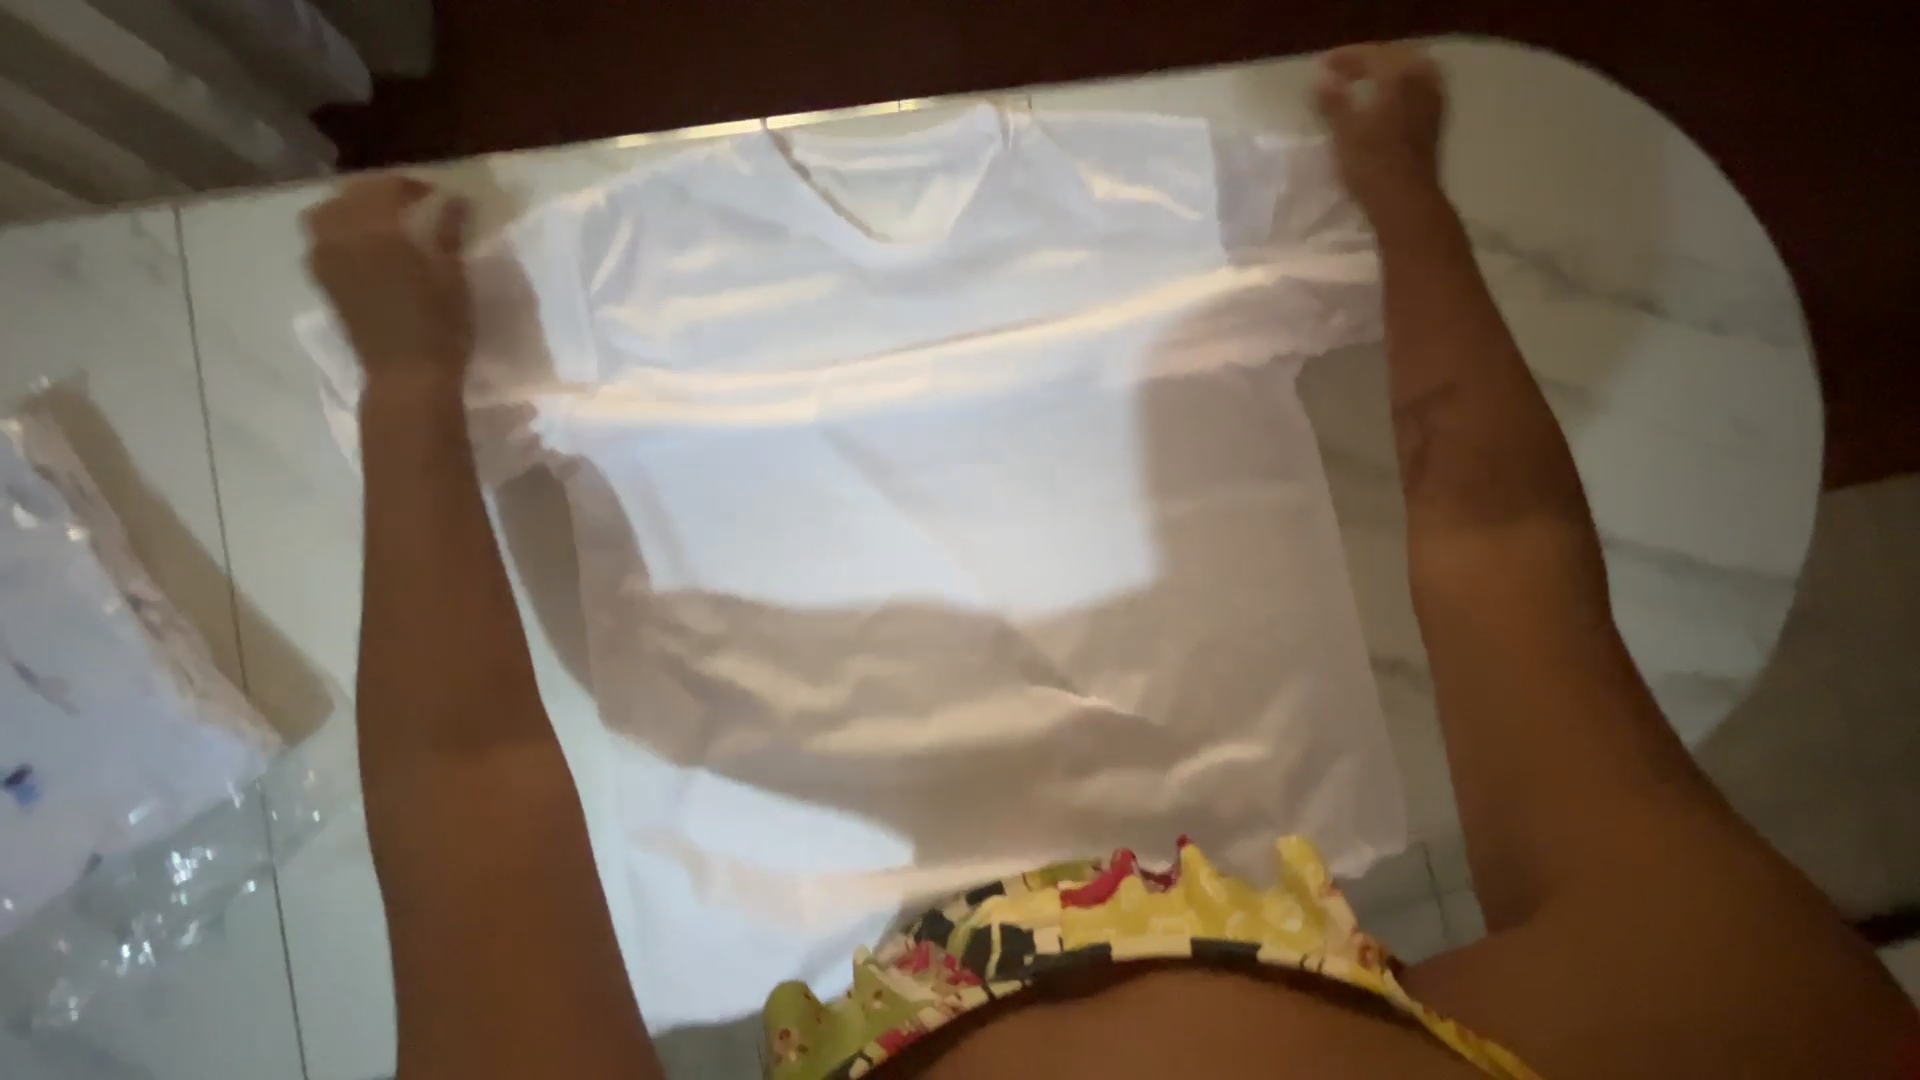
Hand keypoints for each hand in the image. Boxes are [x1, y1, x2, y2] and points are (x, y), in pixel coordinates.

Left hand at [303, 176, 474, 388]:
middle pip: (350, 196)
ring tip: (383, 224)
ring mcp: (323, 257)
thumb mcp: (453, 276)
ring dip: (353, 211)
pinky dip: (342, 233)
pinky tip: (367, 247)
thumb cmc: (440, 325)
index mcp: (374, 228)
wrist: (407, 374)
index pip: (386, 187)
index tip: (437, 195)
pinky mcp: (322, 280)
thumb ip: (449, 231)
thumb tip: (454, 199)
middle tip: (410, 206)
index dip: (412, 186)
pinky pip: (324, 239)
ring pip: (328, 214)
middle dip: (379, 194)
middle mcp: (338, 234)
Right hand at [1313, 43, 1448, 227]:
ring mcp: (1431, 101)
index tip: (1321, 65)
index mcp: (1399, 78)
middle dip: (1367, 61)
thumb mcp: (1344, 134)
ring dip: (1385, 72)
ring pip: (1409, 71)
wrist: (1405, 201)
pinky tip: (1386, 99)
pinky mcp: (1433, 121)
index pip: (1371, 55)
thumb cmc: (1371, 167)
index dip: (1345, 58)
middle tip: (1342, 70)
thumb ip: (1333, 103)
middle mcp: (1421, 81)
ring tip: (1364, 81)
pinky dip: (1398, 87)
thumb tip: (1320, 81)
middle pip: (1394, 57)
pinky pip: (1417, 88)